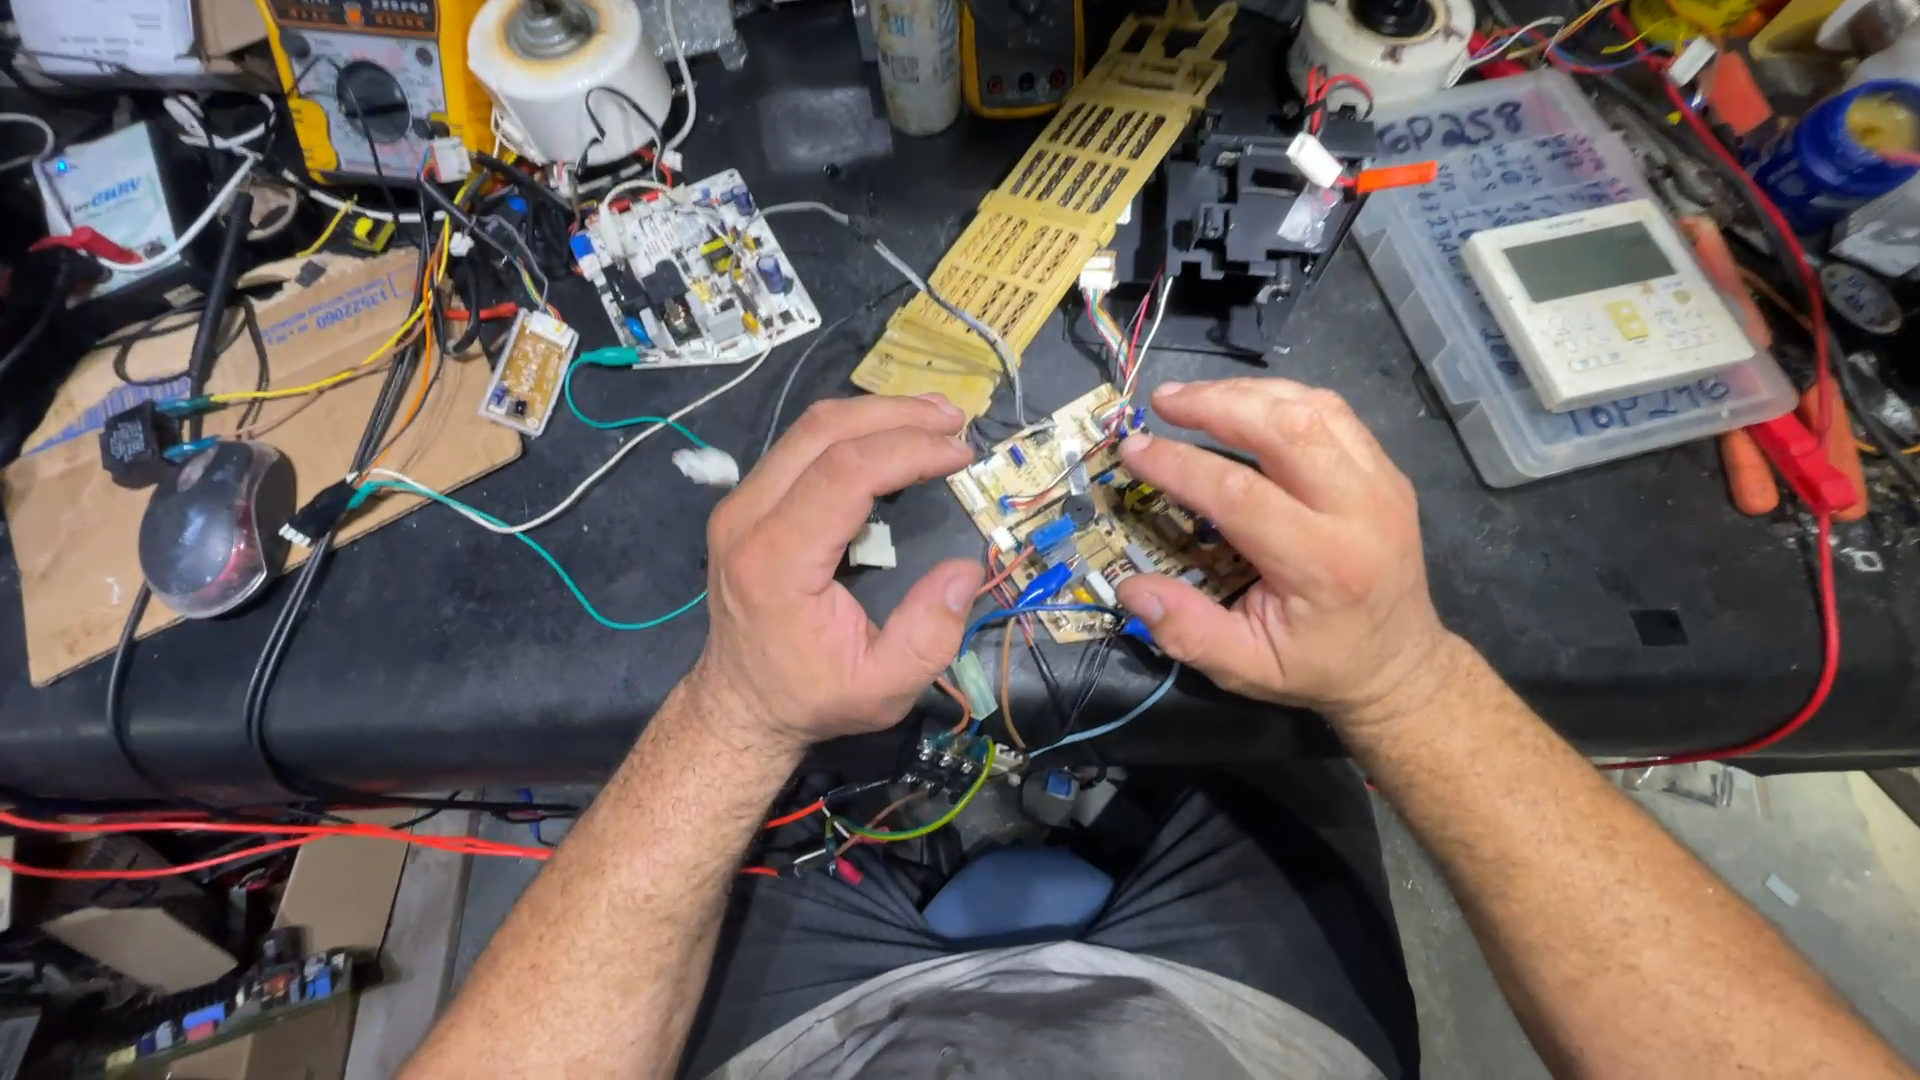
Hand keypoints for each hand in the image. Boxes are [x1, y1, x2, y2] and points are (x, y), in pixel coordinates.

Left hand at [686, 394, 984, 749]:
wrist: (740, 703)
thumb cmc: (810, 696)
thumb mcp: (882, 689)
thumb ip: (929, 635)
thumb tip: (965, 568)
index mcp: (776, 560)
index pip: (844, 473)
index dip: (908, 450)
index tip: (960, 454)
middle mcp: (747, 518)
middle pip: (823, 431)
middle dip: (896, 414)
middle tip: (955, 421)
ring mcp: (740, 504)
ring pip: (809, 428)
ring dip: (876, 413)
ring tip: (933, 418)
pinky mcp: (747, 503)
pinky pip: (801, 445)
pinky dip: (853, 431)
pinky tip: (892, 437)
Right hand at [1113, 379, 1454, 728]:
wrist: (1399, 664)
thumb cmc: (1317, 665)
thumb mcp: (1244, 668)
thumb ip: (1186, 631)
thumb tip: (1130, 588)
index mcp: (1322, 564)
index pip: (1240, 494)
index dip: (1180, 465)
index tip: (1134, 450)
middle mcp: (1360, 511)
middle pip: (1287, 428)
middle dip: (1215, 404)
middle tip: (1161, 401)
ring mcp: (1382, 483)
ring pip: (1313, 407)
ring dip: (1246, 392)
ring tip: (1193, 396)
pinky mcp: (1386, 471)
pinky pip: (1333, 413)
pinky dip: (1280, 398)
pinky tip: (1243, 403)